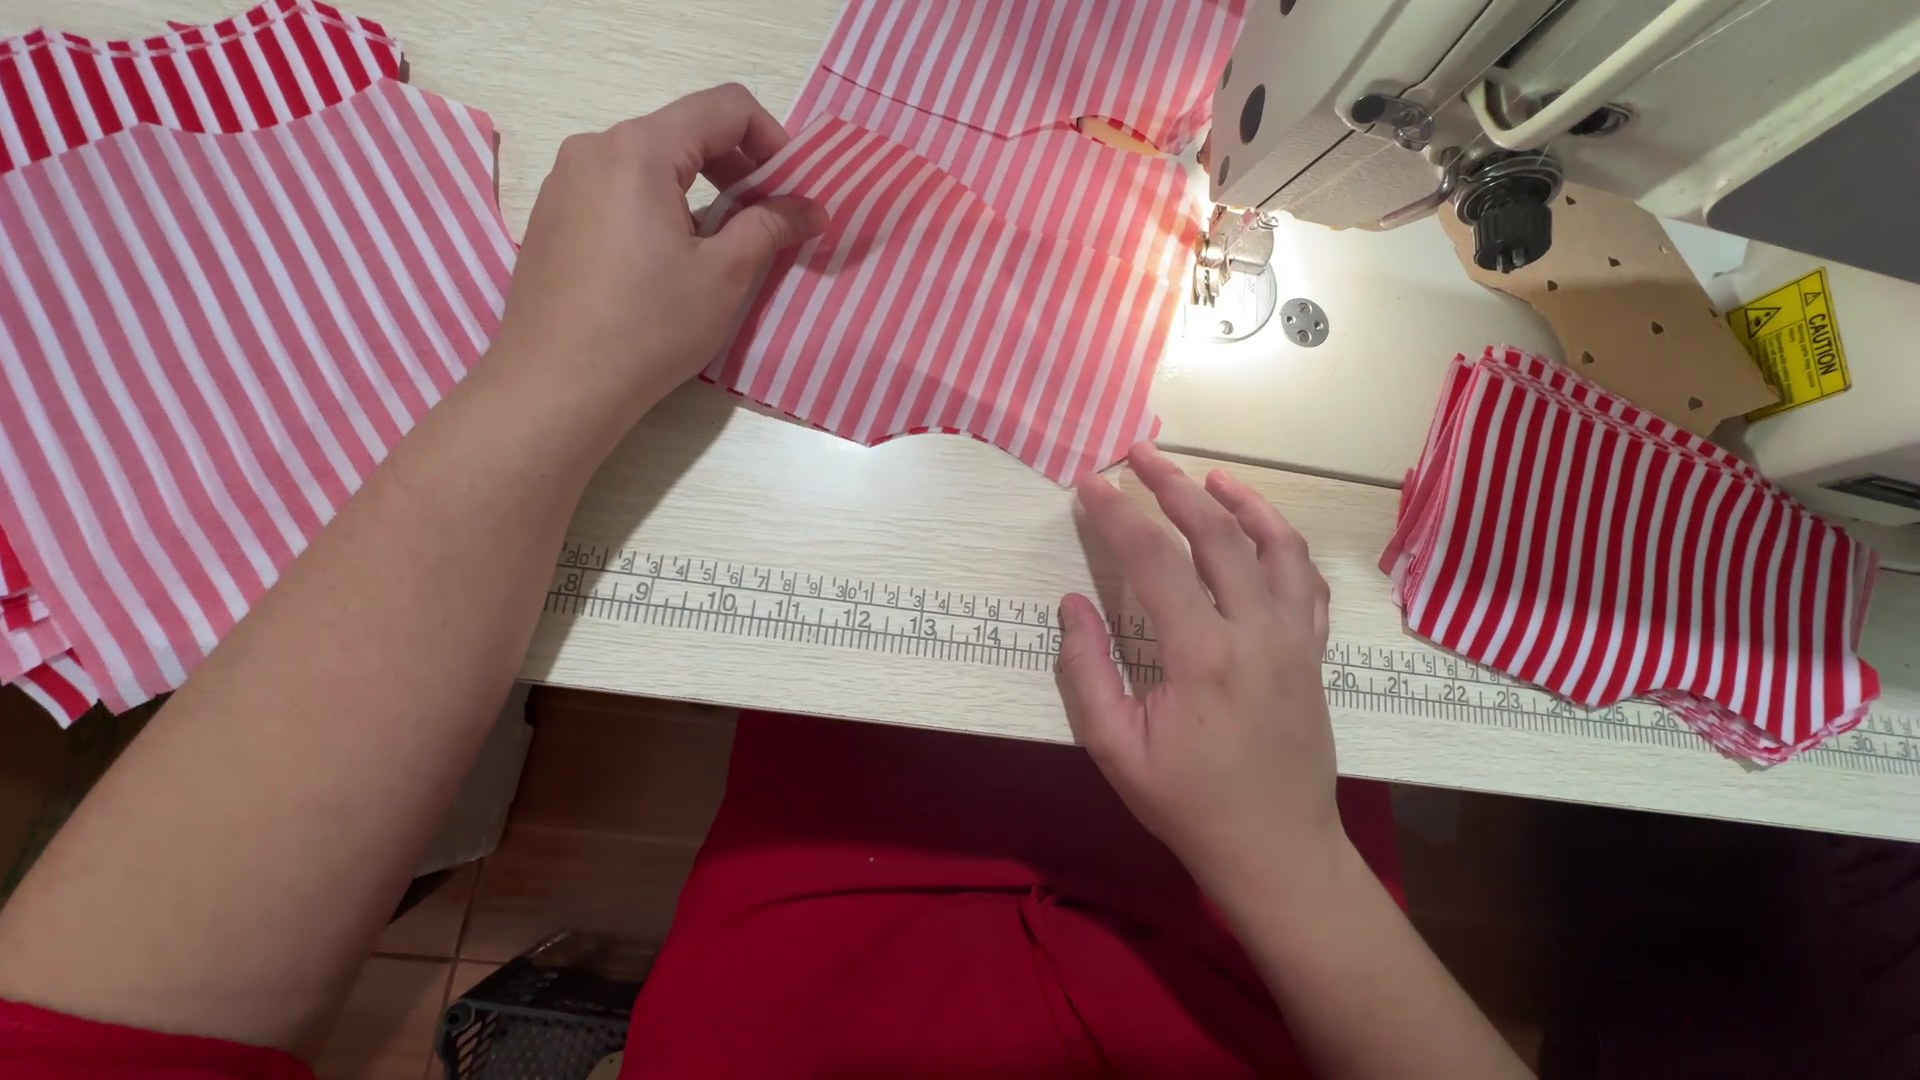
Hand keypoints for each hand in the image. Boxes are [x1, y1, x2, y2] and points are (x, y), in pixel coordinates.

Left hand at [490, 83, 825, 427]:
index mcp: (640, 149)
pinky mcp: (553, 216)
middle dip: (740, 168)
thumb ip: (771, 228)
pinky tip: (670, 263)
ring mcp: (566, 181)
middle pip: (686, 131)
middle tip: (771, 221)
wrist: (558, 382)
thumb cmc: (650, 327)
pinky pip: (620, 191)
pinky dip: (661, 208)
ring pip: (652, 164)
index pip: (725, 107)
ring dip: (701, 192)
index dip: (774, 140)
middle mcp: (595, 147)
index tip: (796, 190)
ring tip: (722, 247)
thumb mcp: (724, 275)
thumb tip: (813, 208)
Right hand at [1058, 444, 1342, 905]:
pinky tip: (1263, 530)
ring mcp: (1295, 639)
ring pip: (1276, 547)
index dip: (1117, 516)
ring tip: (1209, 476)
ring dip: (1241, 502)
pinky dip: (1284, 543)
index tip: (1089, 485)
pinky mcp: (1313, 652)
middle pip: (1217, 535)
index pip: (1154, 561)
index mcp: (1203, 655)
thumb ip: (1087, 672)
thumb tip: (1072, 605)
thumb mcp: (1117, 750)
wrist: (1277, 848)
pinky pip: (1306, 581)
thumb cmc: (1188, 803)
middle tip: (1140, 455)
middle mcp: (1257, 632)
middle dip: (1173, 487)